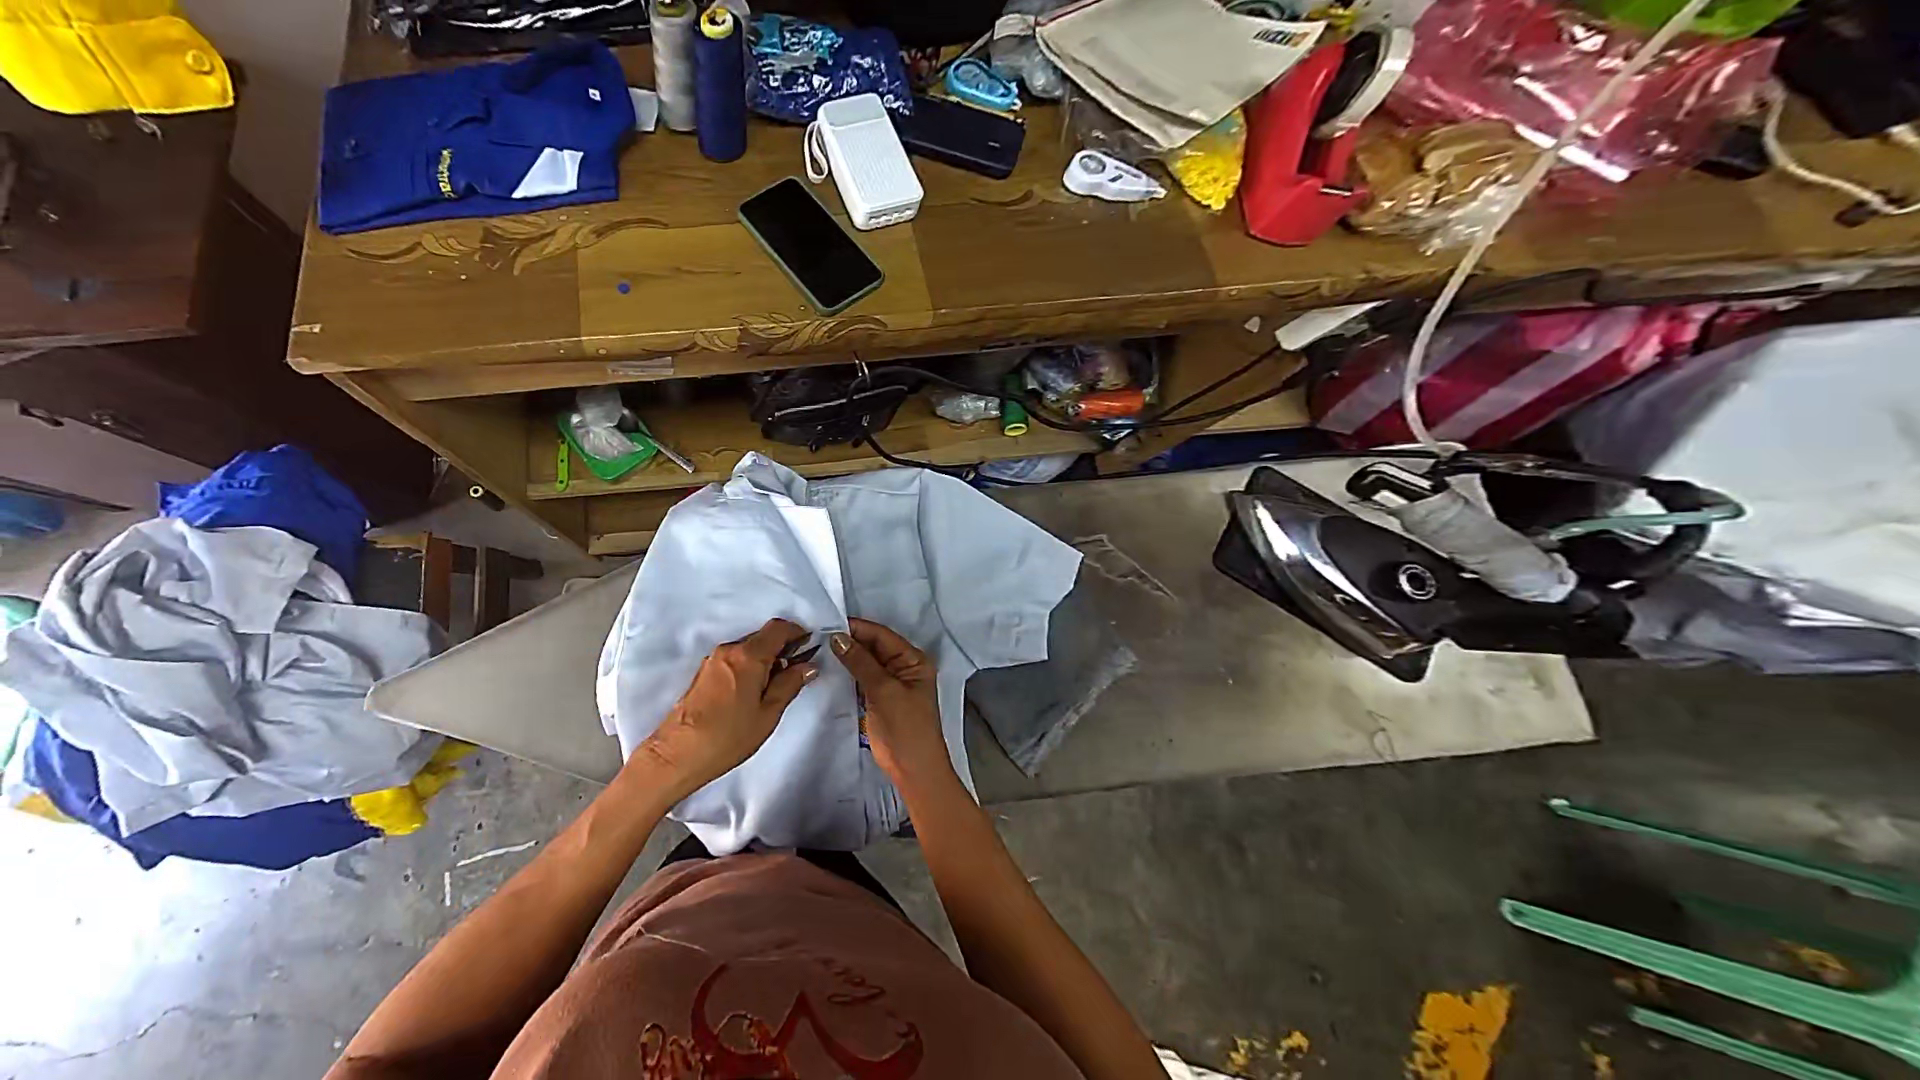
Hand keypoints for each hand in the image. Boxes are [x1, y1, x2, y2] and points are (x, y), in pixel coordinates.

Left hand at [629, 618, 816, 801]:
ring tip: (775, 686)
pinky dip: (749, 667)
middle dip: (782, 648)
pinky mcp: (704, 673)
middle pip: (762, 637)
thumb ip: (790, 684)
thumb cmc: (728, 737)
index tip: (810, 647)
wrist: (676, 755)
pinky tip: (754, 691)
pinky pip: (735, 659)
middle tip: (796, 671)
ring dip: (765, 659)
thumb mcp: (768, 713)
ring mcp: (713, 660)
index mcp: (748, 656)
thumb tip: (807, 666)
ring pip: (748, 648)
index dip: (798, 632)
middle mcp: (729, 650)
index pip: (778, 628)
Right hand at [832, 618, 953, 788]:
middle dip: (849, 641)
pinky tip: (828, 668)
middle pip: (873, 647)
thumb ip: (861, 662)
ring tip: (817, 648)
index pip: (881, 635)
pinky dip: (847, 673)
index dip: (856, 628)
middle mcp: (903, 667)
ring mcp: (890, 684)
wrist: (912, 768)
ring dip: (846, 657)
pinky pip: (861, 679)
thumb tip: (838, 637)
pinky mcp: (878, 699)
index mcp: (913, 660)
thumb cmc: (905, 726)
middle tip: (816, 635)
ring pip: (865, 662)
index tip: (827, 623)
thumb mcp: (884, 690)